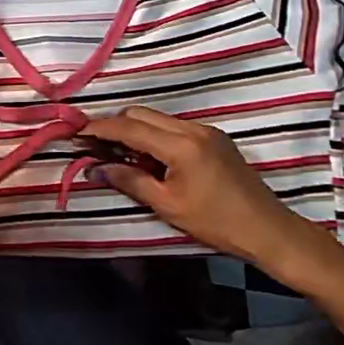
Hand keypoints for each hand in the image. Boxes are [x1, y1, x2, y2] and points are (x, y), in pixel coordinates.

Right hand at [83, 107, 336, 270]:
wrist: (268, 230)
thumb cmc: (216, 222)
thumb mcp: (166, 205)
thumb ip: (129, 180)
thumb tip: (95, 168)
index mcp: (181, 145)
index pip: (129, 127)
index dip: (99, 128)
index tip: (75, 132)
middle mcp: (192, 129)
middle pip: (141, 114)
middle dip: (114, 125)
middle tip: (93, 145)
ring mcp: (205, 131)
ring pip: (156, 118)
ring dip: (133, 130)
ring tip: (116, 153)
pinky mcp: (212, 138)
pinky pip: (172, 127)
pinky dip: (152, 135)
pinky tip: (146, 157)